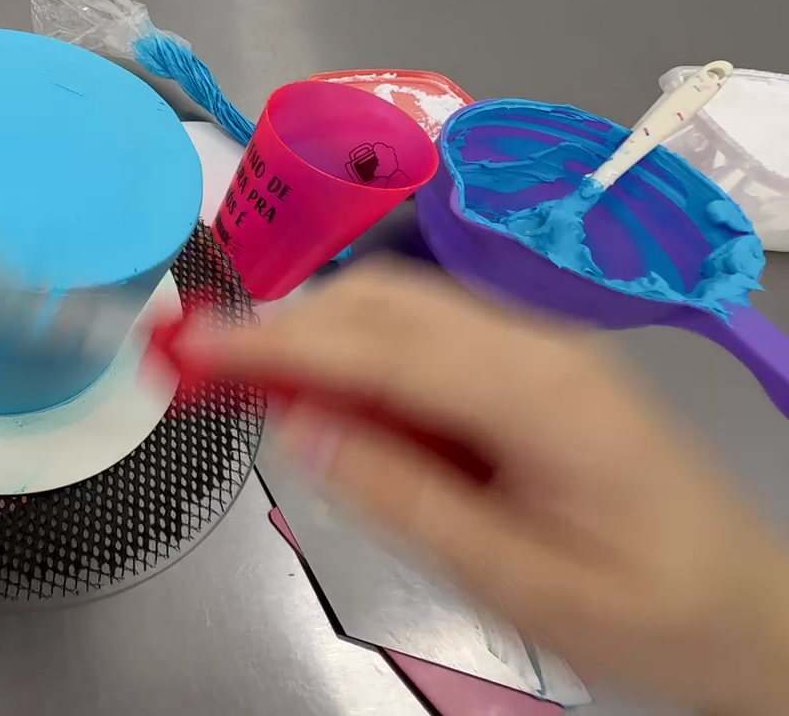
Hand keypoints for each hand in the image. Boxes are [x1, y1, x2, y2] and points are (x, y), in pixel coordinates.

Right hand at [195, 259, 788, 715]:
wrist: (757, 613)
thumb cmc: (650, 614)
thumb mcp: (522, 586)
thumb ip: (403, 498)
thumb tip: (294, 429)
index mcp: (544, 400)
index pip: (378, 350)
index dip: (271, 343)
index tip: (186, 347)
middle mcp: (530, 343)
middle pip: (372, 302)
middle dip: (275, 327)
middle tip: (197, 368)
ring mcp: (521, 337)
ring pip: (379, 302)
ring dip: (301, 332)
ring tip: (250, 384)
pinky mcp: (505, 349)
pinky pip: (400, 323)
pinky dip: (335, 342)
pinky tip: (319, 390)